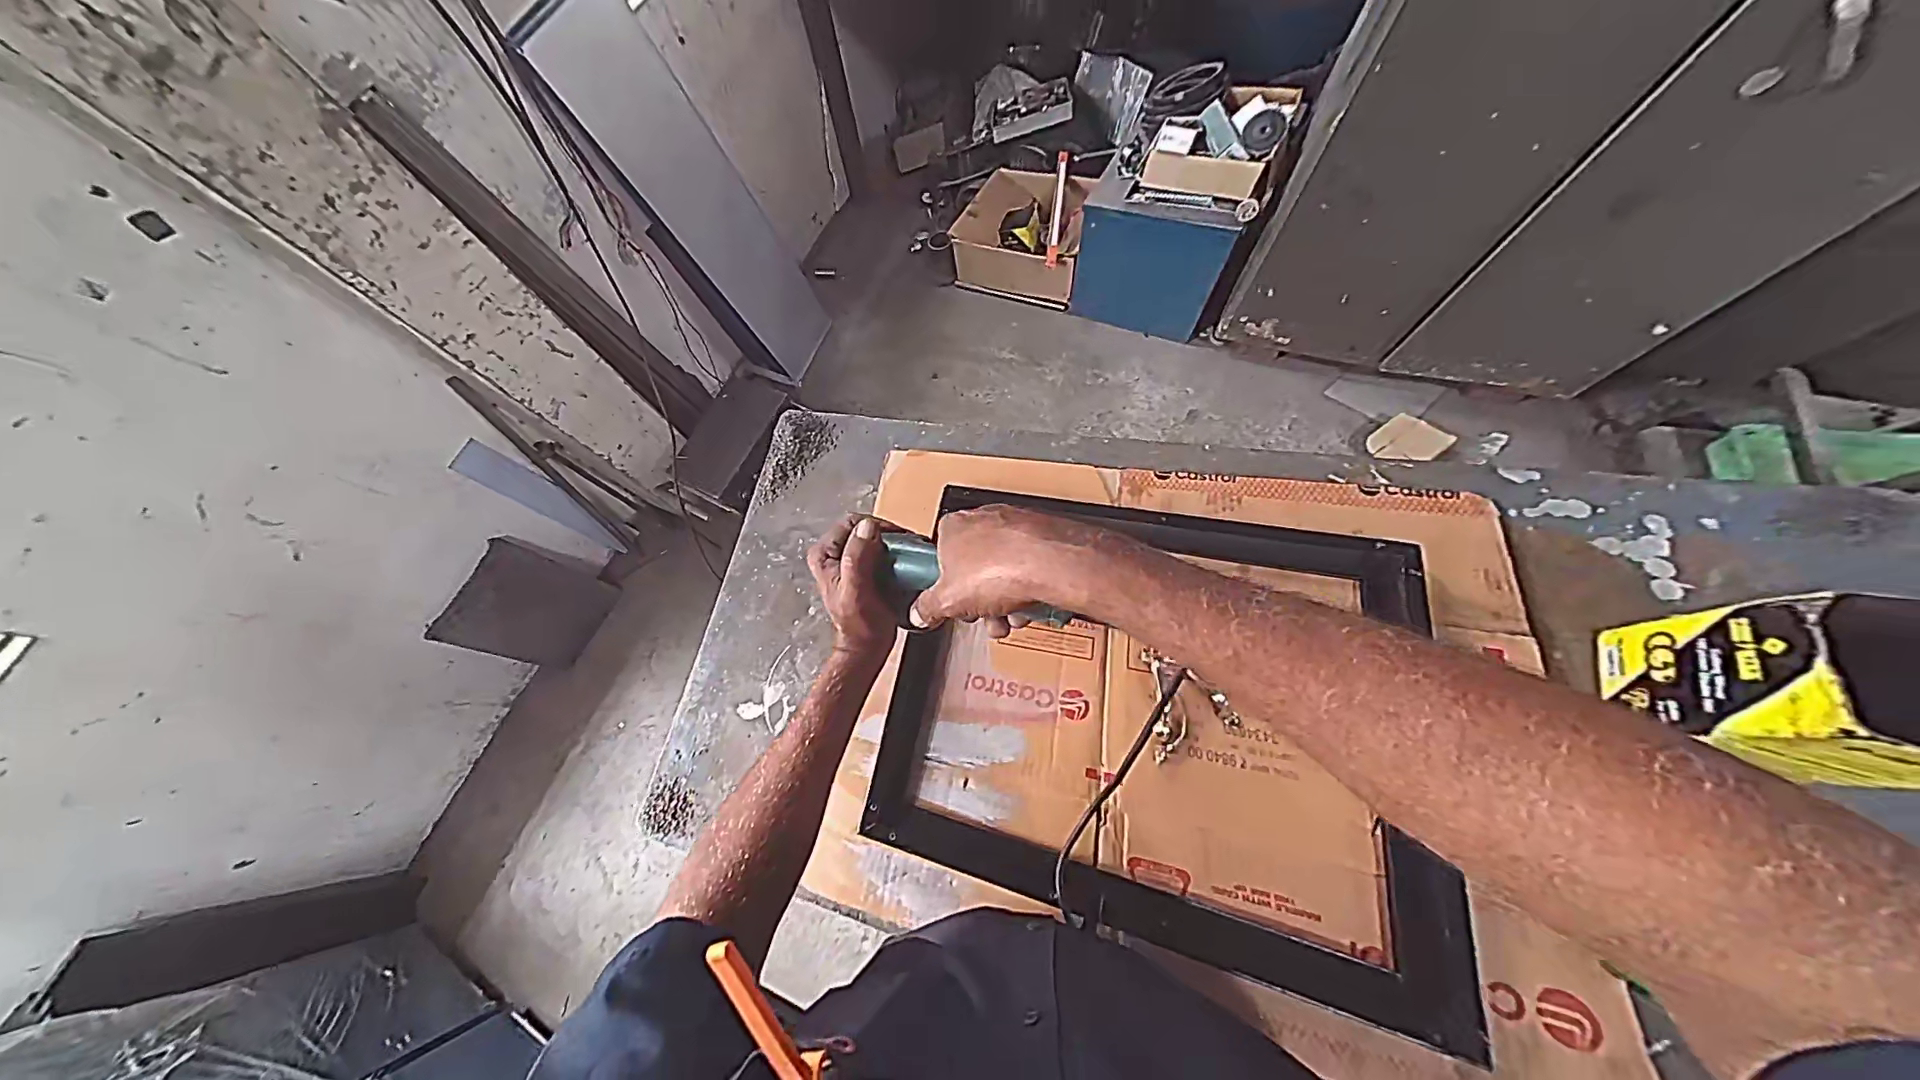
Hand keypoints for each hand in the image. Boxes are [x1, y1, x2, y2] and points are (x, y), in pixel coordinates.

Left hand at [808, 514, 899, 659]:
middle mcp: (835, 554)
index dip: (878, 528)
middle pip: (867, 529)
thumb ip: (857, 557)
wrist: (867, 646)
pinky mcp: (866, 570)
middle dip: (889, 536)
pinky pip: (884, 552)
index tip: (896, 539)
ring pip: (877, 539)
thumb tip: (867, 528)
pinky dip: (897, 555)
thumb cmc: (859, 625)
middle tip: (907, 548)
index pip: (854, 523)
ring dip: (895, 545)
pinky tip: (906, 564)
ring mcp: (851, 562)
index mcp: (824, 554)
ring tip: (909, 556)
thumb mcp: (856, 589)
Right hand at [909, 505, 1123, 635]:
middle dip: (981, 601)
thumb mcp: (947, 601)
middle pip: (974, 570)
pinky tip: (1031, 606)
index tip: (953, 604)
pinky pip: (1028, 567)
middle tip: (986, 617)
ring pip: (1003, 572)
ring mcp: (1014, 526)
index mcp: (952, 527)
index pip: (940, 558)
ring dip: (1005, 602)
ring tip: (1011, 618)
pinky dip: (1028, 588)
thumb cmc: (1001, 568)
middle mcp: (983, 520)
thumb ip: (928, 607)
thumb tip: (920, 613)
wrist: (1051, 562)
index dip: (947, 588)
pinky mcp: (1041, 536)